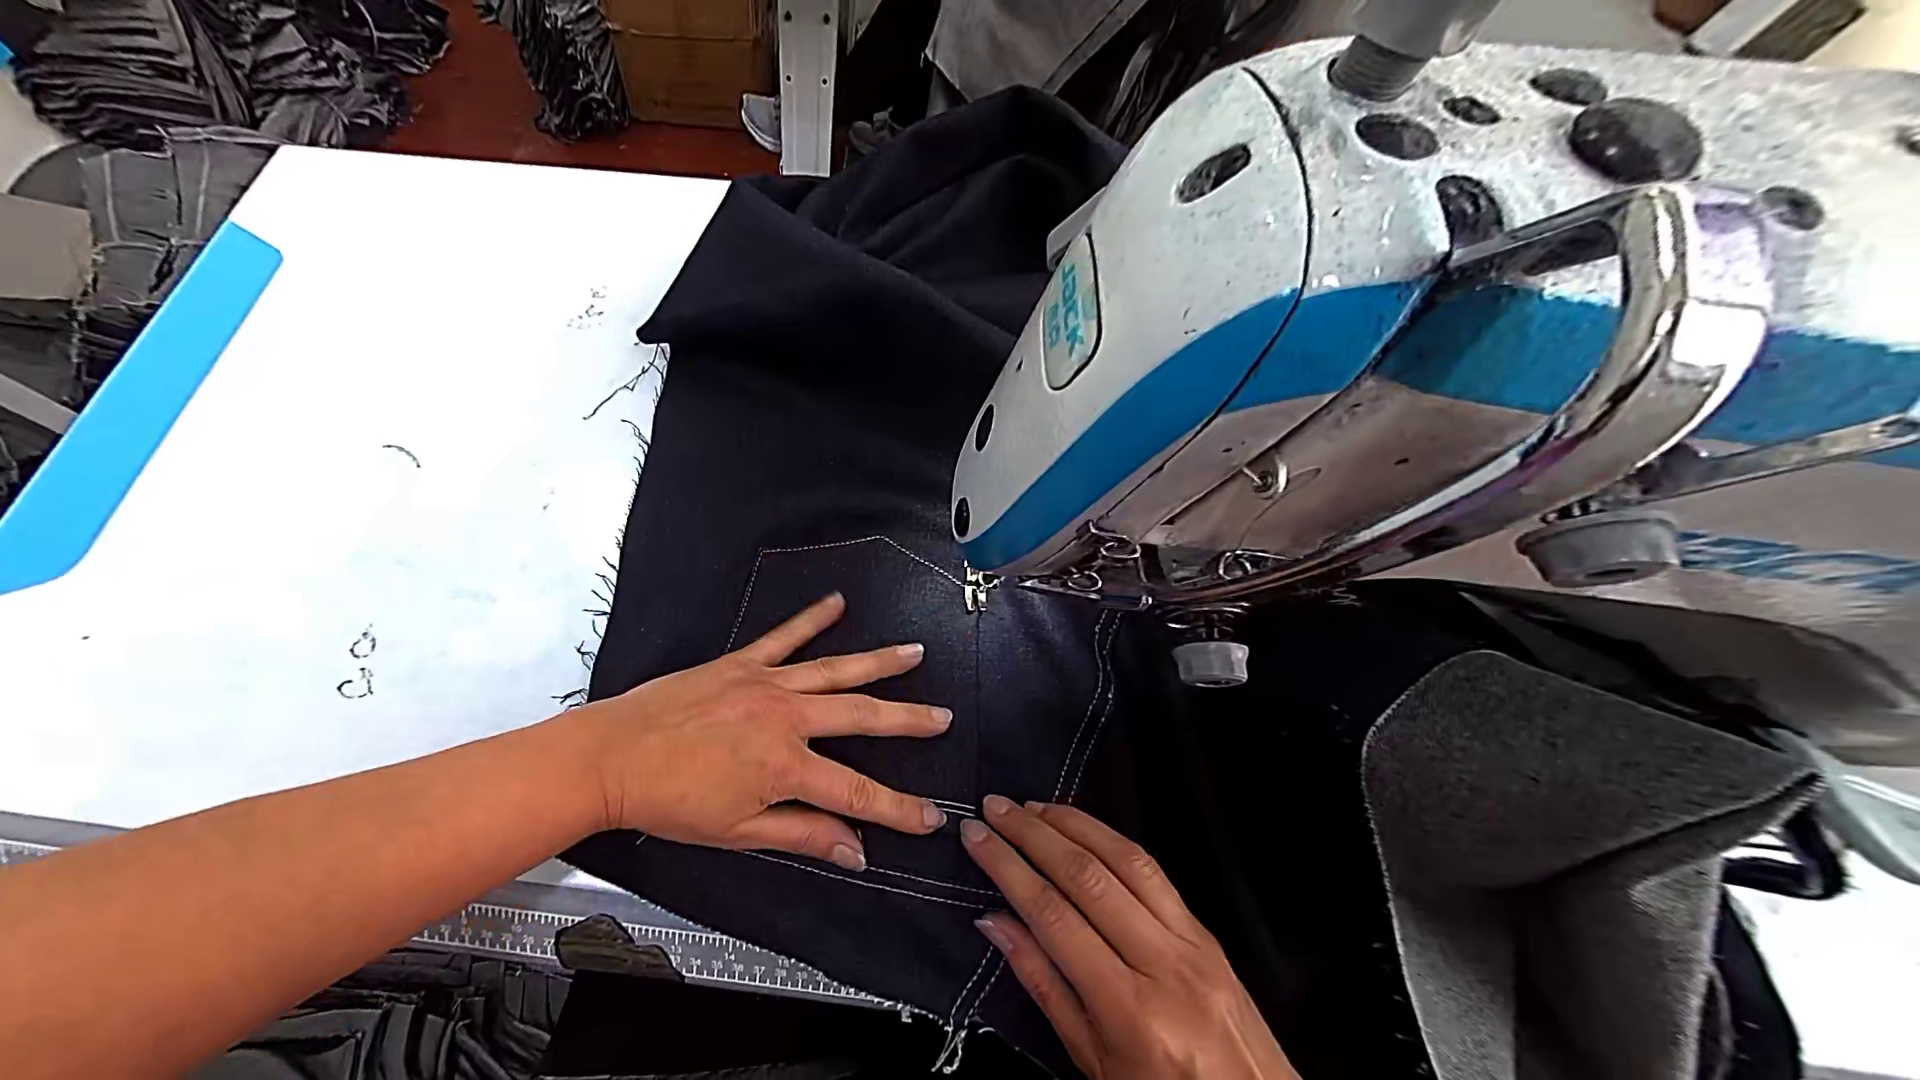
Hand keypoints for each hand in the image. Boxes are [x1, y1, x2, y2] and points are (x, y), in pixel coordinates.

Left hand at [569, 592, 950, 870]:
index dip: (898, 808)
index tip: (930, 816)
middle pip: (861, 717)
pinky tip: (837, 602)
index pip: (856, 792)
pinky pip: (785, 637)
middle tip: (943, 717)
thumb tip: (854, 851)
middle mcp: (785, 719)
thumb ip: (803, 836)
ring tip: (914, 653)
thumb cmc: (668, 800)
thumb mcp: (738, 831)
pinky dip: (812, 618)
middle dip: (908, 720)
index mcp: (785, 766)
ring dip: (879, 663)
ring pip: (836, 670)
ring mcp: (767, 685)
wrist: (610, 757)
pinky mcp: (743, 664)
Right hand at [962, 797, 1298, 1079]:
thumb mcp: (1092, 1062)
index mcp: (1131, 1012)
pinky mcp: (1206, 930)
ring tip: (1031, 806)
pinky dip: (1110, 838)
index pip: (1054, 917)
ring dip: (1072, 823)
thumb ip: (1042, 984)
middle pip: (1086, 877)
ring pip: (1123, 860)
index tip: (977, 838)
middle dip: (1032, 833)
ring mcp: (1192, 941)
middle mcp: (1165, 965)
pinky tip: (1083, 826)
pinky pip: (1153, 871)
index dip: (1008, 869)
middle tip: (995, 806)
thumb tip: (993, 921)